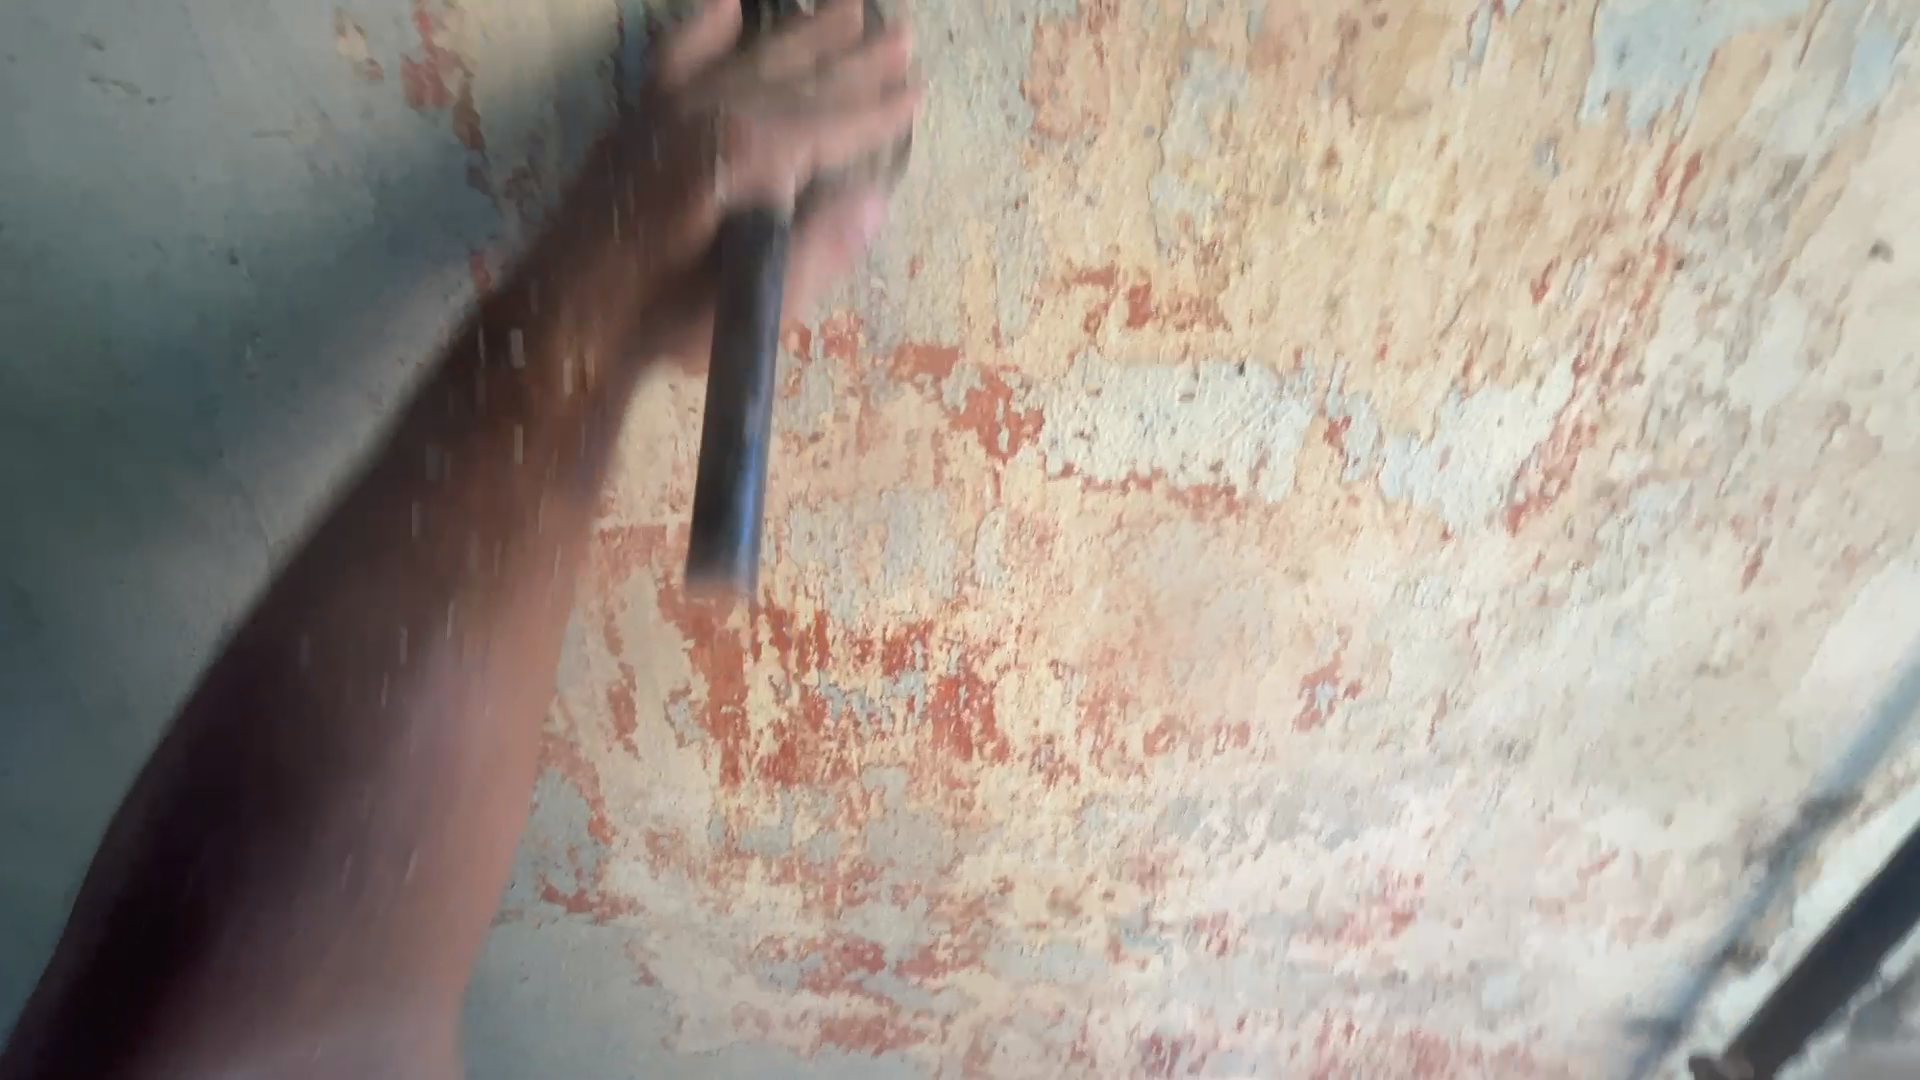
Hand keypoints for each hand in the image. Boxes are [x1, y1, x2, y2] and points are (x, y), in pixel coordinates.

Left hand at [615, 0, 921, 361]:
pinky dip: (703, 30)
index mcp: (750, 159)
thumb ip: (821, 251)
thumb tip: (874, 201)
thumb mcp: (760, 304)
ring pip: (750, 59)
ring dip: (802, 35)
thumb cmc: (671, 320)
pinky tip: (729, 5)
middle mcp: (714, 115)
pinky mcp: (641, 120)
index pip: (832, 126)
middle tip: (900, 37)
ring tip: (846, 8)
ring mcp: (673, 110)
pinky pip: (676, 59)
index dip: (878, 113)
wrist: (574, 312)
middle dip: (854, 62)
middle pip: (800, 81)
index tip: (916, 92)